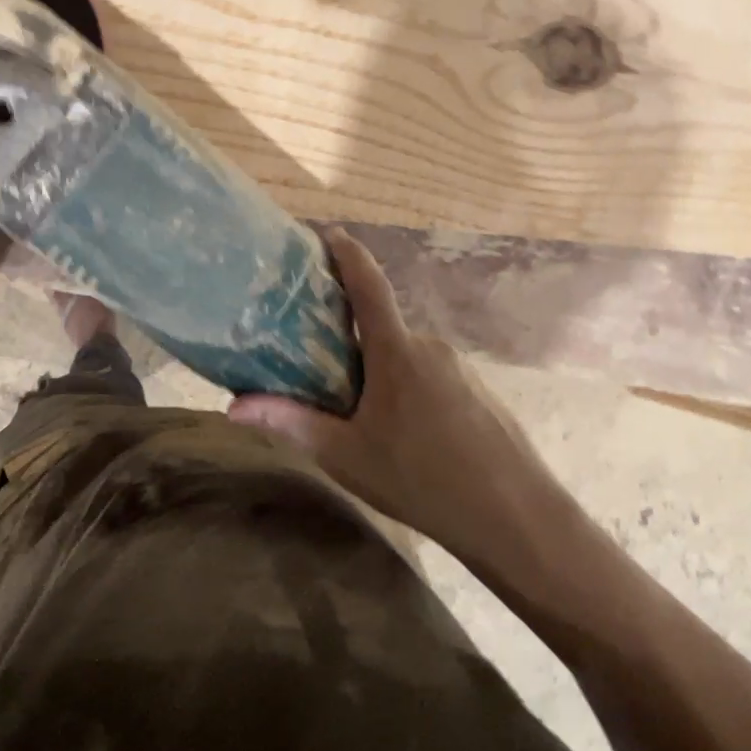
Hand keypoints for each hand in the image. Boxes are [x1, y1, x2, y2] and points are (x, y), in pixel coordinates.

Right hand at [228, 229, 567, 563]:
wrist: (517, 518)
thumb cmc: (422, 479)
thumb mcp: (345, 455)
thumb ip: (291, 423)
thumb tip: (233, 407)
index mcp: (396, 351)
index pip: (368, 284)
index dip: (346, 253)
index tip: (327, 232)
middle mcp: (431, 347)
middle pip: (381, 328)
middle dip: (349, 336)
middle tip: (313, 359)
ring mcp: (461, 370)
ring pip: (406, 357)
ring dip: (378, 370)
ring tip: (354, 409)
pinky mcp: (480, 394)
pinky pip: (431, 377)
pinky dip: (407, 389)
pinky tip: (401, 433)